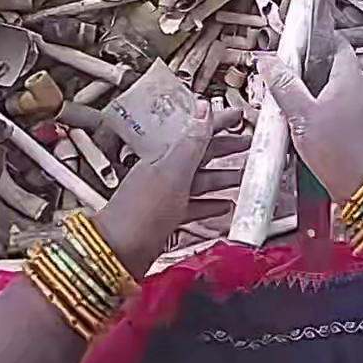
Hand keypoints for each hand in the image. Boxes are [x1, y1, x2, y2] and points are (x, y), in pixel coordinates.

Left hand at [90, 100, 245, 271]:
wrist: (115, 253)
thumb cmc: (139, 212)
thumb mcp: (172, 172)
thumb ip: (191, 142)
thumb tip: (204, 109)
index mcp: (166, 156)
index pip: (198, 132)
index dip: (219, 123)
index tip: (237, 116)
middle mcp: (166, 173)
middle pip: (202, 155)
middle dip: (225, 148)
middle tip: (247, 143)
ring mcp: (167, 196)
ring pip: (202, 180)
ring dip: (223, 176)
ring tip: (243, 173)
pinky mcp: (168, 219)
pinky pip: (196, 206)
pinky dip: (212, 204)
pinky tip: (224, 206)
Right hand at [260, 40, 362, 200]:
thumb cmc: (340, 154)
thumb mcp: (302, 115)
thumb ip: (284, 86)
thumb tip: (269, 62)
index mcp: (349, 77)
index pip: (335, 41)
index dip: (314, 38)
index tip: (295, 41)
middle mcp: (359, 88)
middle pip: (330, 64)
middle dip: (306, 66)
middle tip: (284, 72)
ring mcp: (359, 107)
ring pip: (330, 86)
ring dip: (310, 89)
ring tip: (290, 98)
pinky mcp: (356, 126)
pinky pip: (334, 106)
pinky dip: (317, 108)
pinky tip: (303, 121)